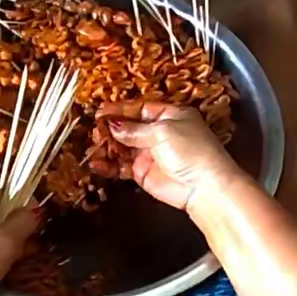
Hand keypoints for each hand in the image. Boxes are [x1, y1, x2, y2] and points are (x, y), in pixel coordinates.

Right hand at [97, 101, 246, 212]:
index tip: (101, 111)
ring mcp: (149, 153)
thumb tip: (113, 125)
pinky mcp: (141, 172)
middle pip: (128, 128)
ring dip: (107, 146)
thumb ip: (134, 129)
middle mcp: (158, 133)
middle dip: (110, 129)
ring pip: (121, 147)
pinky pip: (120, 166)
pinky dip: (108, 165)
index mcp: (169, 116)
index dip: (120, 110)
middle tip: (95, 130)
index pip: (140, 109)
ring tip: (94, 147)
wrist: (202, 186)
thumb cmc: (190, 150)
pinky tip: (96, 164)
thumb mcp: (162, 131)